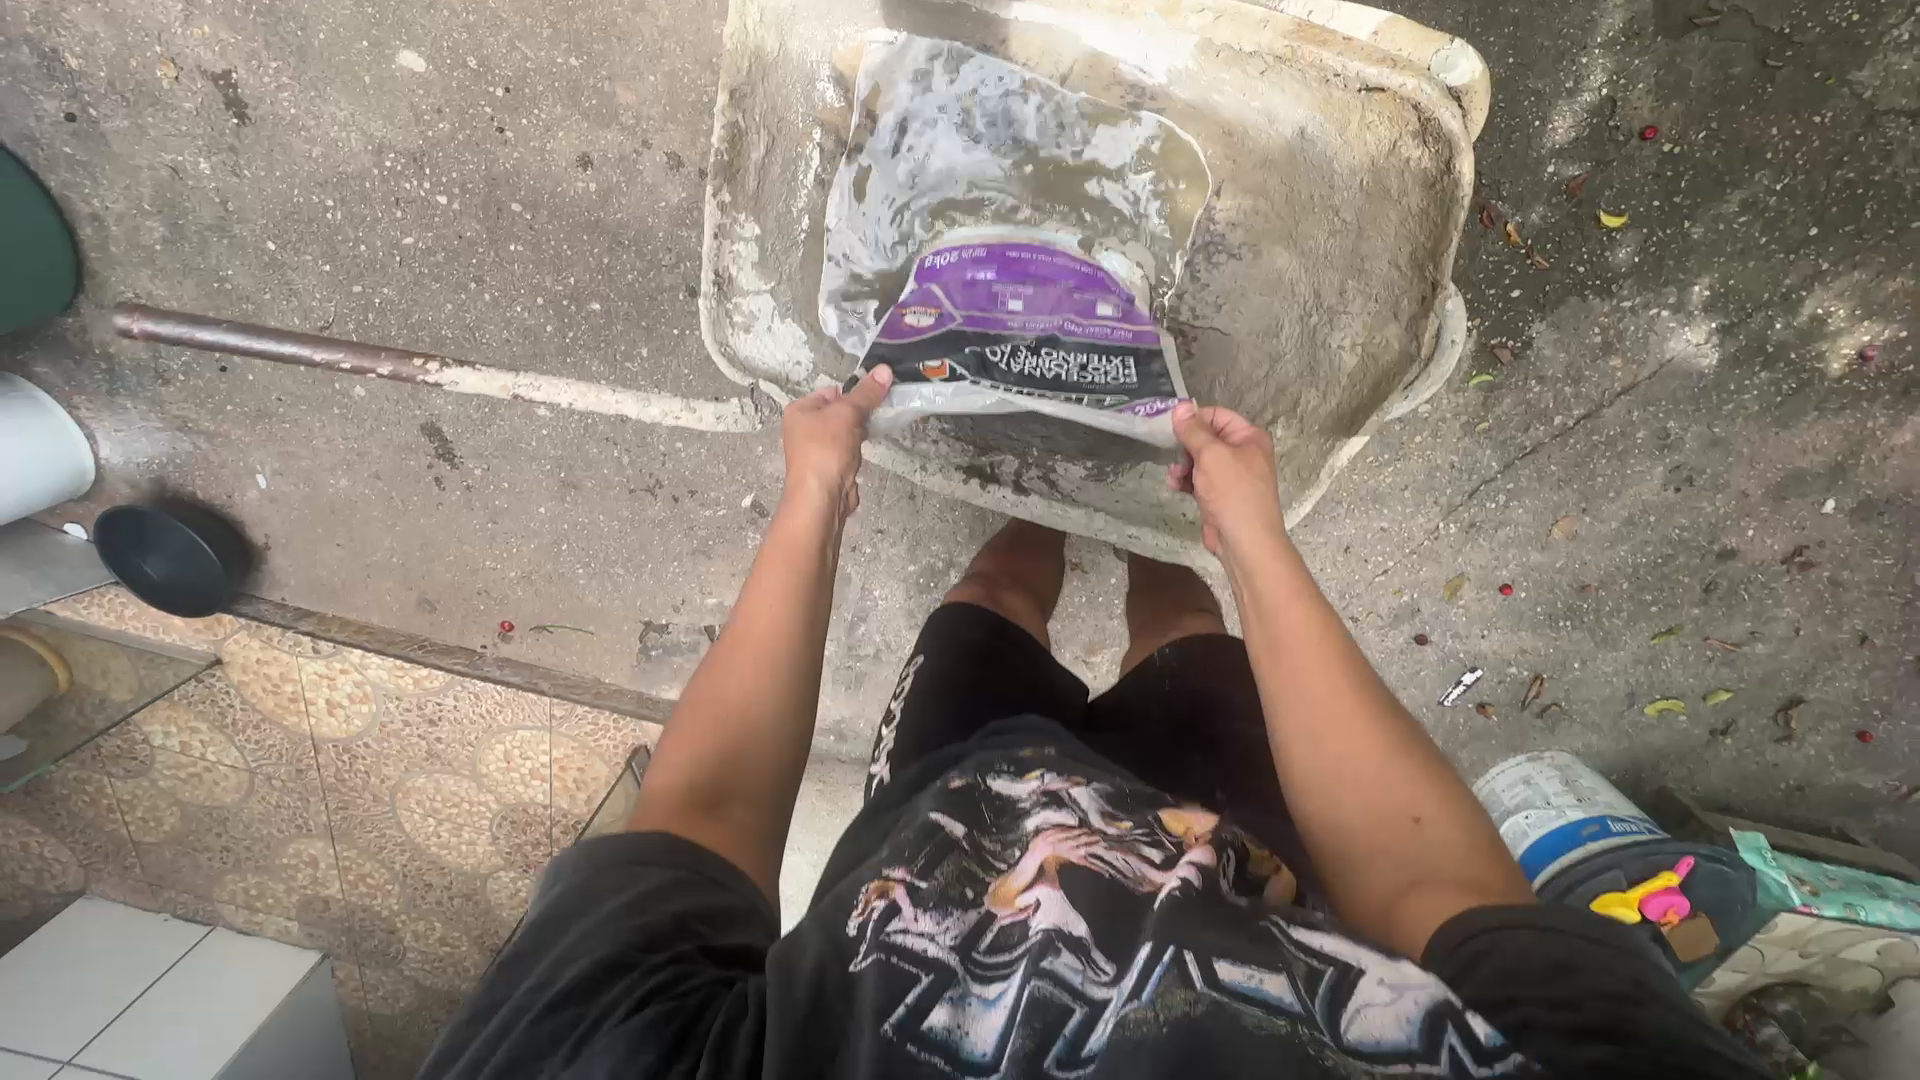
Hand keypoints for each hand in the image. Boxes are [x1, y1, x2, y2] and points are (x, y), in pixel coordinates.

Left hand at [782, 365, 891, 517]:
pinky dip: (858, 450)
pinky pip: (849, 450)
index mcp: (800, 410)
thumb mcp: (847, 413)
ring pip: (847, 432)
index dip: (853, 393)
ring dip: (860, 433)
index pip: (832, 391)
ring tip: (870, 435)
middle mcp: (804, 428)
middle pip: (840, 411)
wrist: (822, 497)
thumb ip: (866, 393)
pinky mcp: (831, 467)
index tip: (875, 396)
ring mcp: (817, 449)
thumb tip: (885, 370)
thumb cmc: (826, 450)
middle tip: (877, 415)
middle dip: (859, 414)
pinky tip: (863, 453)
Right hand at [1167, 402, 1286, 563]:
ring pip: (1199, 460)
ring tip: (1174, 476)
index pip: (1217, 416)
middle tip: (1173, 456)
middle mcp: (1243, 453)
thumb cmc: (1232, 492)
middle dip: (1186, 446)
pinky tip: (1175, 487)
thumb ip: (1193, 430)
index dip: (1194, 420)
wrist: (1244, 540)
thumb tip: (1180, 406)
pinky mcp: (1220, 494)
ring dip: (1182, 465)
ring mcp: (1232, 475)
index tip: (1171, 428)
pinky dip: (1186, 481)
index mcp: (1249, 437)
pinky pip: (1199, 479)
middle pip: (1206, 438)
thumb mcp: (1210, 455)